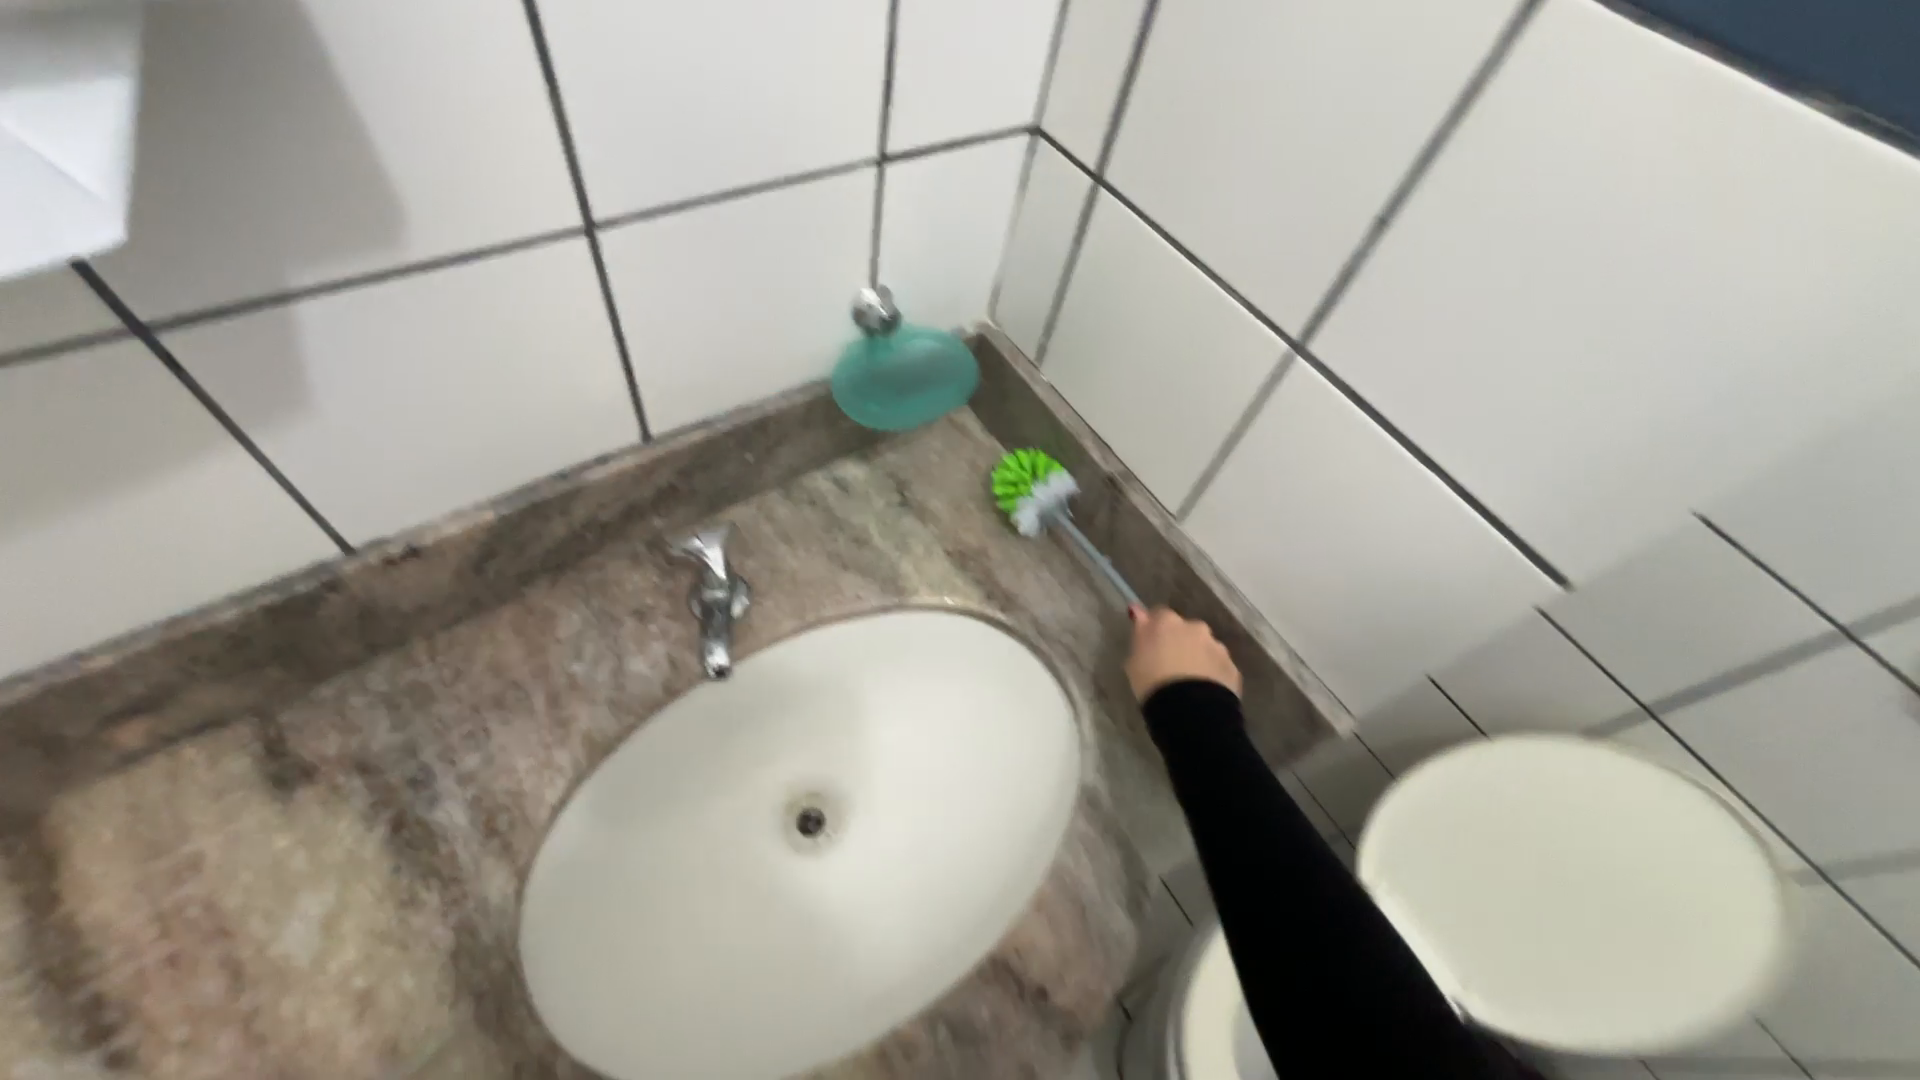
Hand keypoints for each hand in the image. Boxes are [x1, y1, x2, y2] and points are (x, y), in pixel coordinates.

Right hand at [1125, 606, 1242, 701]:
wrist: (1190, 710)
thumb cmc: (1153, 683)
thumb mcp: (1134, 660)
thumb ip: (1140, 633)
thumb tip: (1139, 612)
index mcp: (1167, 622)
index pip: (1158, 614)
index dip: (1155, 628)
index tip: (1150, 644)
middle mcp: (1195, 627)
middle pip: (1186, 629)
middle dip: (1180, 641)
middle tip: (1170, 664)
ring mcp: (1216, 647)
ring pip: (1205, 647)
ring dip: (1197, 657)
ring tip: (1189, 680)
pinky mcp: (1231, 667)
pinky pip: (1218, 666)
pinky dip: (1212, 673)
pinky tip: (1203, 689)